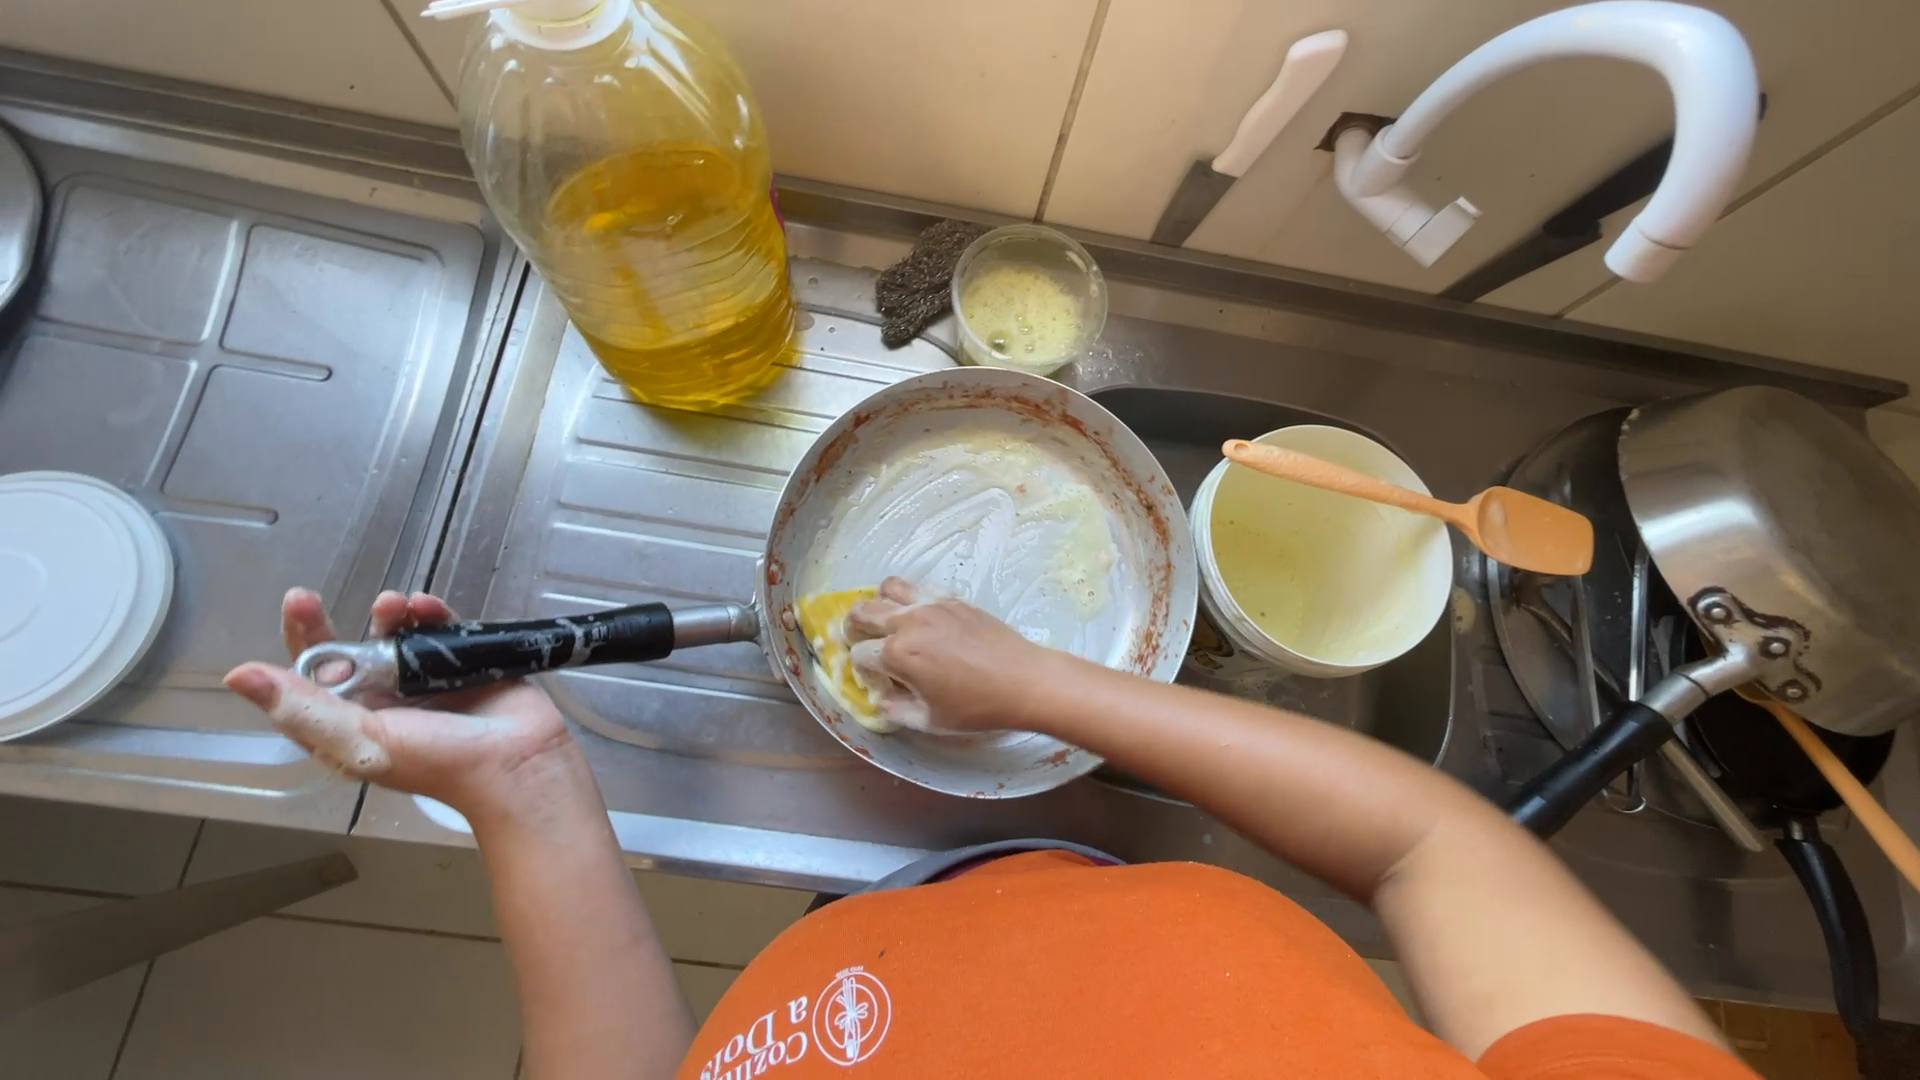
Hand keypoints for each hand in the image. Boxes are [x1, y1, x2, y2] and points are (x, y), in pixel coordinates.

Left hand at [223, 588, 574, 821]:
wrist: (517, 759)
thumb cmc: (438, 759)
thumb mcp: (359, 740)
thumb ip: (302, 707)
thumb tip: (238, 675)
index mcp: (352, 722)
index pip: (314, 677)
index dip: (304, 639)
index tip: (302, 602)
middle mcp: (387, 699)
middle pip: (358, 650)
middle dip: (351, 620)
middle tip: (338, 597)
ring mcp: (429, 681)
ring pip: (401, 636)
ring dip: (393, 615)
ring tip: (399, 603)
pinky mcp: (469, 665)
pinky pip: (445, 631)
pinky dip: (434, 614)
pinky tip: (429, 606)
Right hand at [845, 577, 1062, 732]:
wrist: (1024, 680)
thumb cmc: (977, 706)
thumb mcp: (930, 721)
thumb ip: (896, 710)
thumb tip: (881, 698)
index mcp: (899, 654)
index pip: (860, 654)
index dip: (862, 670)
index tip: (877, 681)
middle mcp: (909, 622)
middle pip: (862, 611)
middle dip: (854, 627)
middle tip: (862, 641)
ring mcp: (931, 605)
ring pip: (889, 587)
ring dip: (880, 602)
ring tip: (888, 619)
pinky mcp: (953, 599)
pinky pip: (920, 587)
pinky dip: (911, 597)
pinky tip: (921, 616)